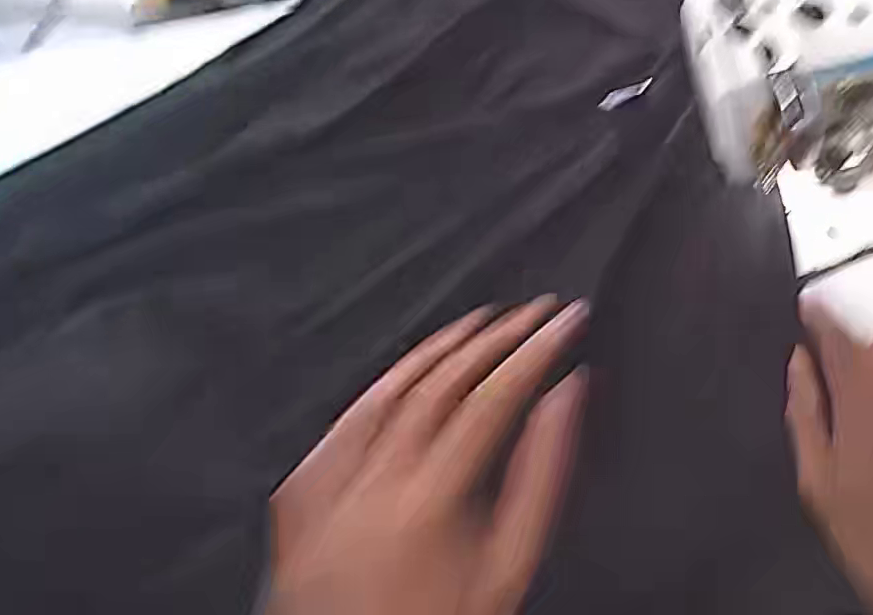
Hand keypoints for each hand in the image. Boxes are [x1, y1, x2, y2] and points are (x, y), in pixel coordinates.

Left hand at [267, 298, 588, 614]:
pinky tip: (412, 365)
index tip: (570, 318)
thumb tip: (569, 392)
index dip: (539, 347)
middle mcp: (369, 490)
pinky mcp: (302, 507)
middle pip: (445, 383)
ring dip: (444, 346)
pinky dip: (385, 384)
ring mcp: (328, 496)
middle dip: (501, 335)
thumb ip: (544, 471)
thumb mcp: (513, 561)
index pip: (495, 396)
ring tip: (486, 318)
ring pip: (390, 393)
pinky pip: (344, 425)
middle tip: (538, 310)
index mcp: (426, 503)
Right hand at [786, 301, 872, 614]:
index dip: (818, 312)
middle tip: (832, 351)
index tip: (808, 304)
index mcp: (858, 399)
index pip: (835, 334)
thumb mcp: (815, 474)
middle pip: (869, 330)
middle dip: (846, 332)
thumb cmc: (865, 523)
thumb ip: (804, 406)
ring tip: (864, 365)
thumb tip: (799, 362)